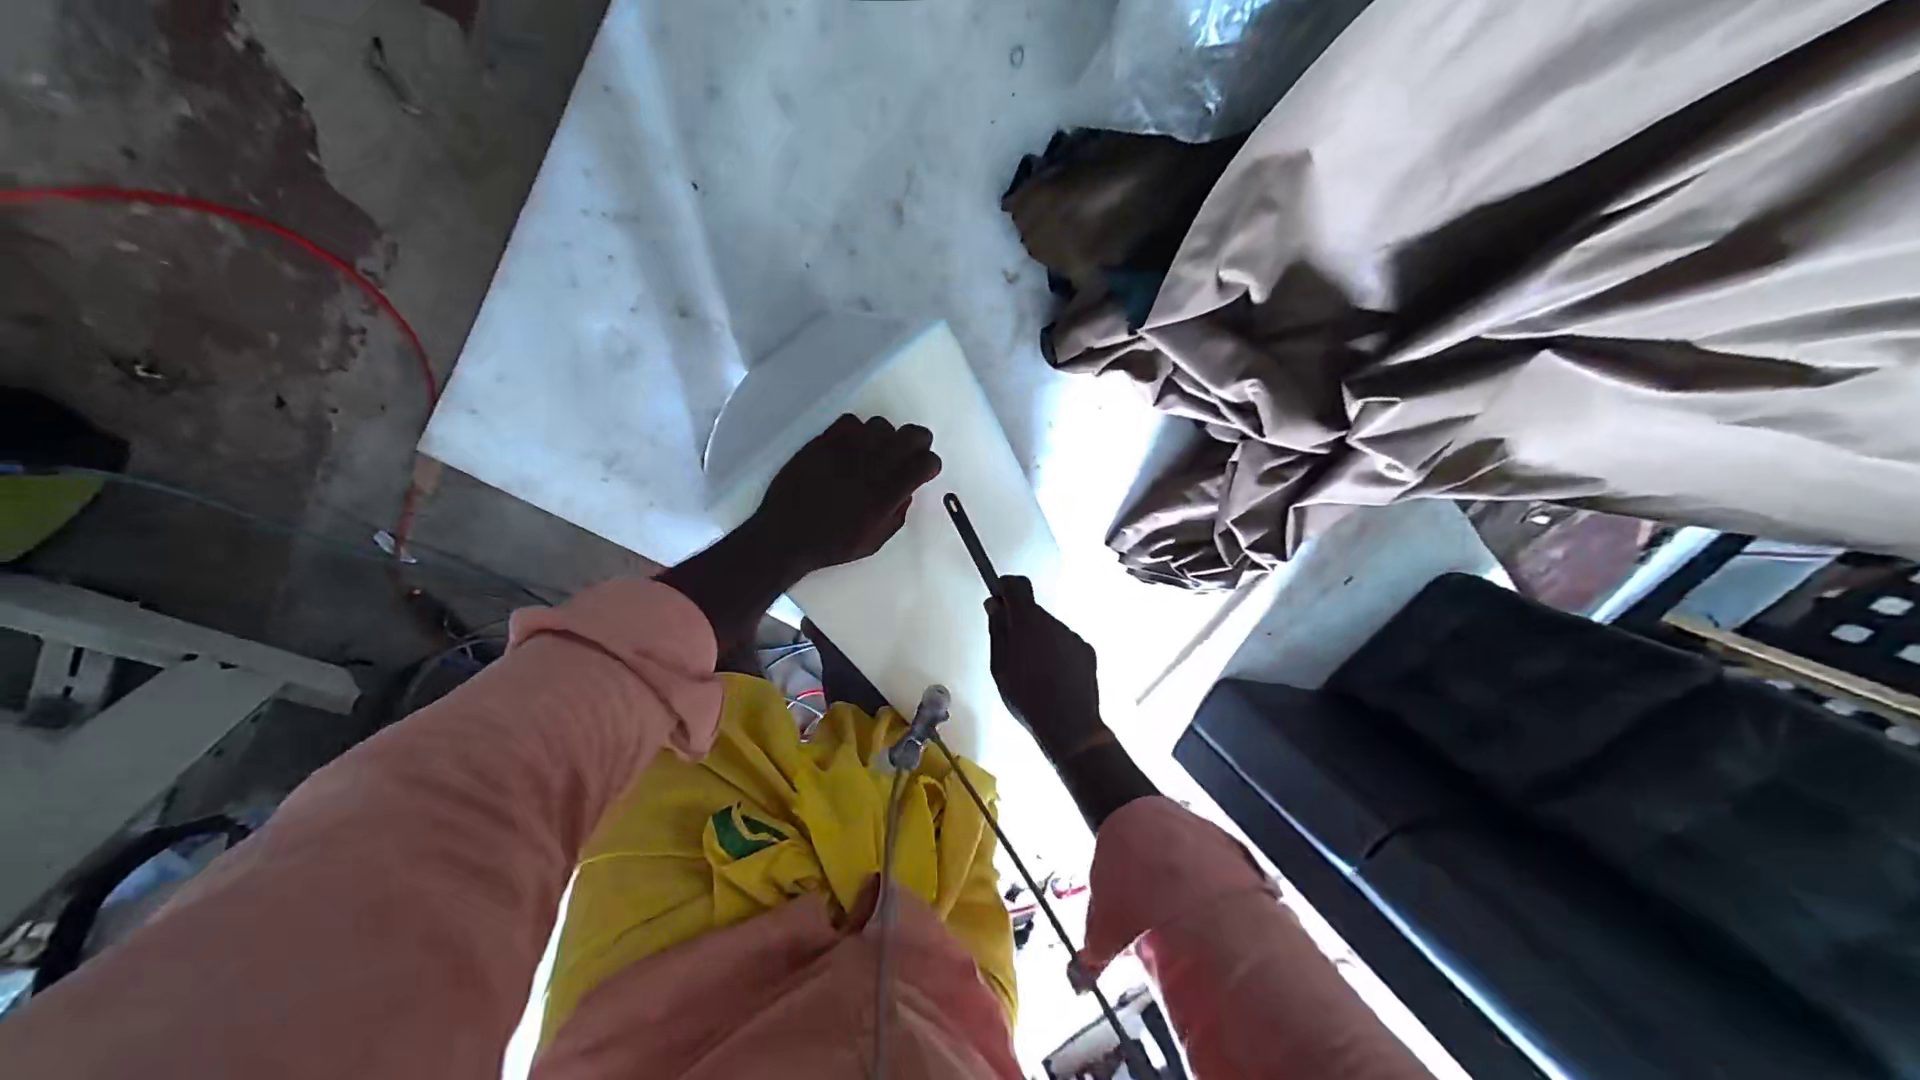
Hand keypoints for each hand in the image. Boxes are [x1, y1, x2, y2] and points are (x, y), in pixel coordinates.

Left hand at [752, 414, 941, 575]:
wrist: (785, 536)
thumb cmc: (830, 545)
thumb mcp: (873, 541)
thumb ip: (896, 515)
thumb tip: (906, 493)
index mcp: (885, 496)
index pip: (924, 464)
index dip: (930, 464)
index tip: (926, 467)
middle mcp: (869, 469)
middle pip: (910, 436)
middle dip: (919, 440)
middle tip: (914, 448)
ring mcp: (845, 453)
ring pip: (881, 425)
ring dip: (886, 436)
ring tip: (878, 449)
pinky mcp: (823, 444)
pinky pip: (850, 422)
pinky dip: (856, 431)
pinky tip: (852, 446)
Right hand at [985, 576, 1105, 756]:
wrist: (1069, 725)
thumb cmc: (1027, 698)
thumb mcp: (999, 667)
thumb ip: (997, 631)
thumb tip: (995, 606)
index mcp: (1028, 622)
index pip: (1017, 585)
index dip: (1005, 588)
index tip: (998, 599)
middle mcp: (1053, 622)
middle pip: (1033, 611)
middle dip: (1020, 623)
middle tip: (1011, 651)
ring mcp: (1073, 636)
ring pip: (1049, 629)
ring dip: (1039, 641)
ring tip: (1032, 673)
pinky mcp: (1087, 651)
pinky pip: (1065, 644)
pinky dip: (1056, 654)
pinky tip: (1052, 678)